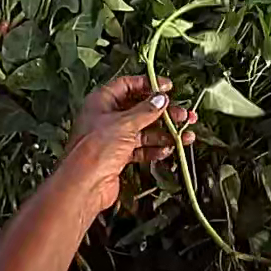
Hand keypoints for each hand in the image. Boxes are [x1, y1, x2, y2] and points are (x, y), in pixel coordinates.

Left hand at [60, 75, 196, 217]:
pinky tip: (169, 150)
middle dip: (163, 113)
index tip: (168, 87)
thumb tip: (161, 98)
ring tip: (186, 136)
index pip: (127, 85)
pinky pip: (140, 148)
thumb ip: (146, 110)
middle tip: (184, 115)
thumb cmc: (98, 148)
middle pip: (140, 109)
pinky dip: (154, 149)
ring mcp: (113, 137)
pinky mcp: (118, 156)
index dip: (148, 84)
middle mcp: (107, 117)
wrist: (84, 185)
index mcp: (102, 101)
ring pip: (144, 130)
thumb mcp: (125, 124)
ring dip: (165, 133)